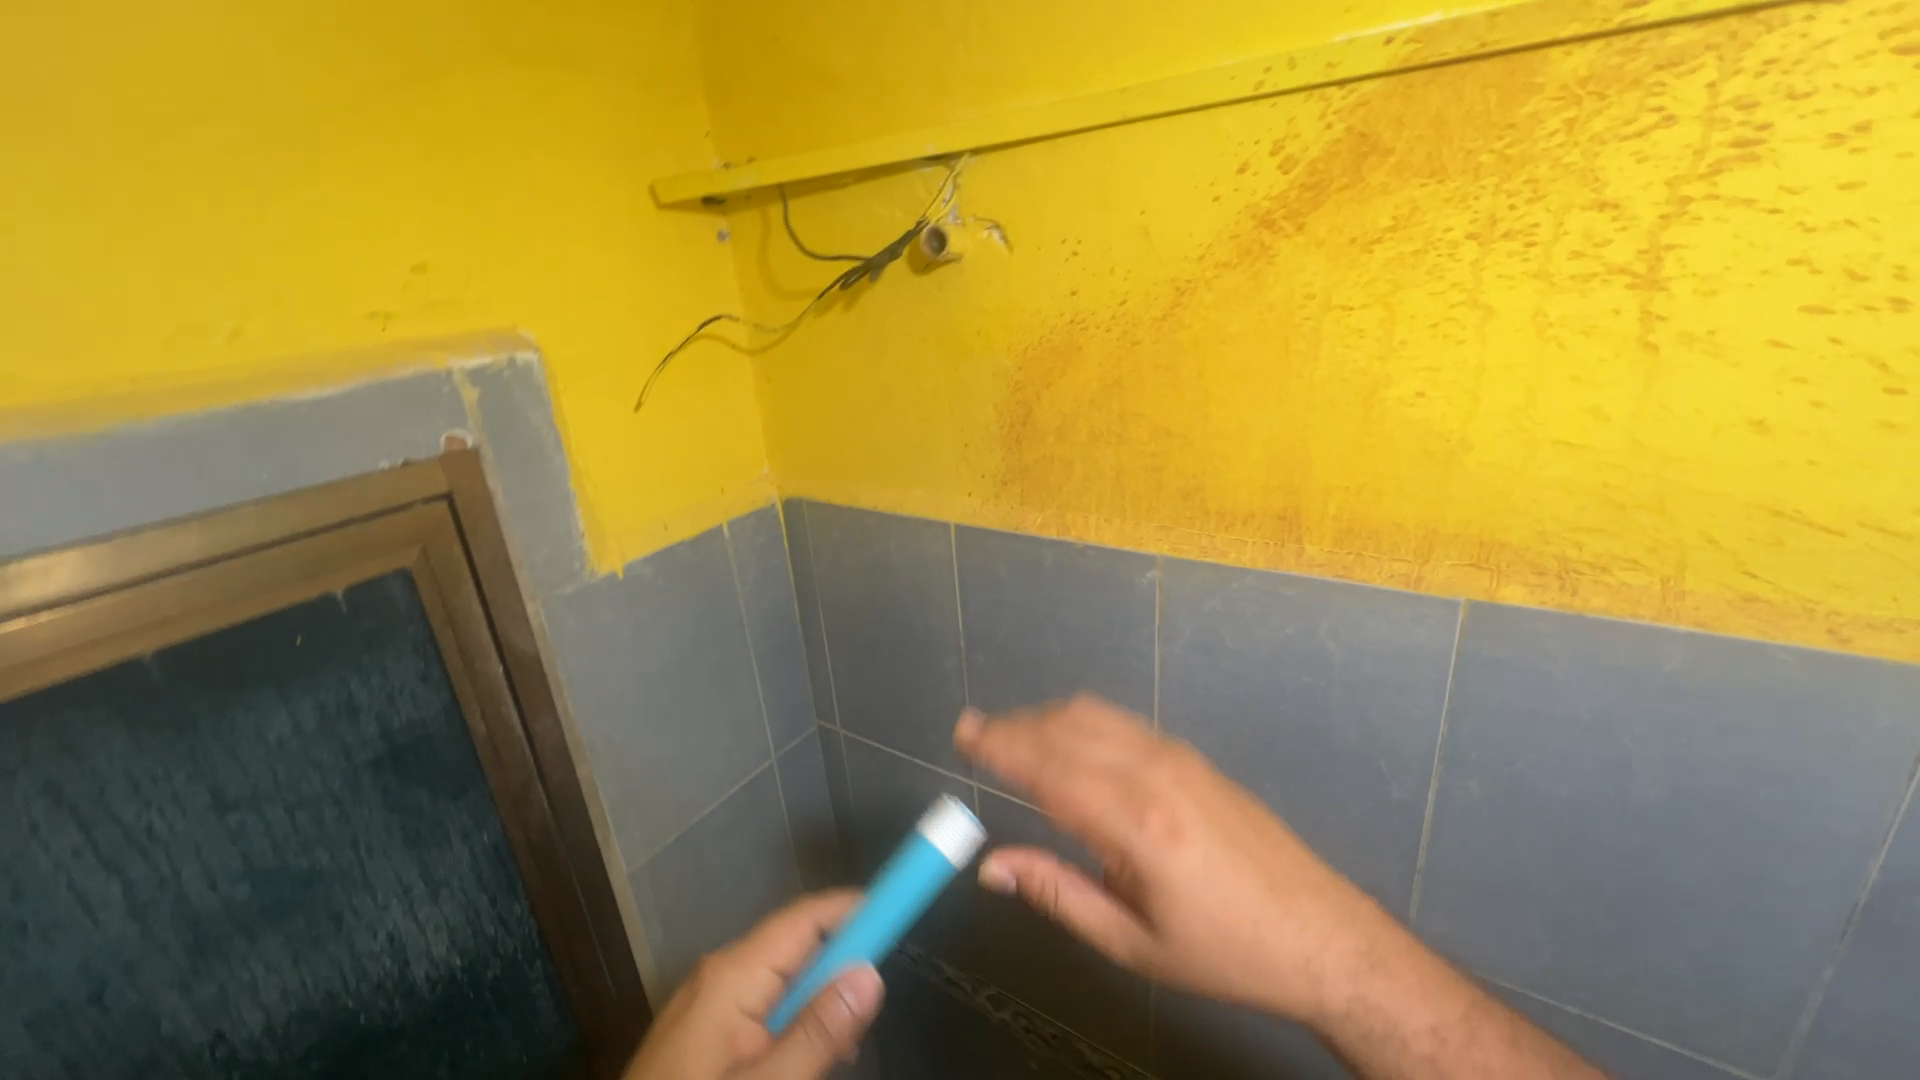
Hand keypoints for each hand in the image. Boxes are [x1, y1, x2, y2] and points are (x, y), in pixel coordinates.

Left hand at [623, 892, 884, 1079]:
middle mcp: (720, 973)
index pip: (807, 917)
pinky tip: (799, 1063)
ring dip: (817, 1006)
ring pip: (782, 982)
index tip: (902, 911)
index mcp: (735, 974)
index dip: (856, 907)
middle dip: (839, 971)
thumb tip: (871, 973)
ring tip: (833, 1055)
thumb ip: (819, 1033)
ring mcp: (708, 1002)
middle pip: (798, 947)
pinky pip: (761, 1008)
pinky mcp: (703, 1031)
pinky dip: (791, 1025)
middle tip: (866, 1022)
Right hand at [953, 695, 1397, 1024]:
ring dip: (1044, 718)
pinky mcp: (1192, 757)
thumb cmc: (1223, 951)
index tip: (963, 734)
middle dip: (1013, 726)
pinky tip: (1066, 740)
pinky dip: (1080, 721)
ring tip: (1009, 735)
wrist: (1320, 934)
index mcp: (1136, 824)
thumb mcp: (1132, 942)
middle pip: (1066, 728)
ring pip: (1094, 716)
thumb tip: (993, 866)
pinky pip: (1122, 723)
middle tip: (973, 733)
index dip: (1001, 746)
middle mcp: (1153, 774)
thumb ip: (1057, 894)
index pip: (1049, 768)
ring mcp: (1178, 758)